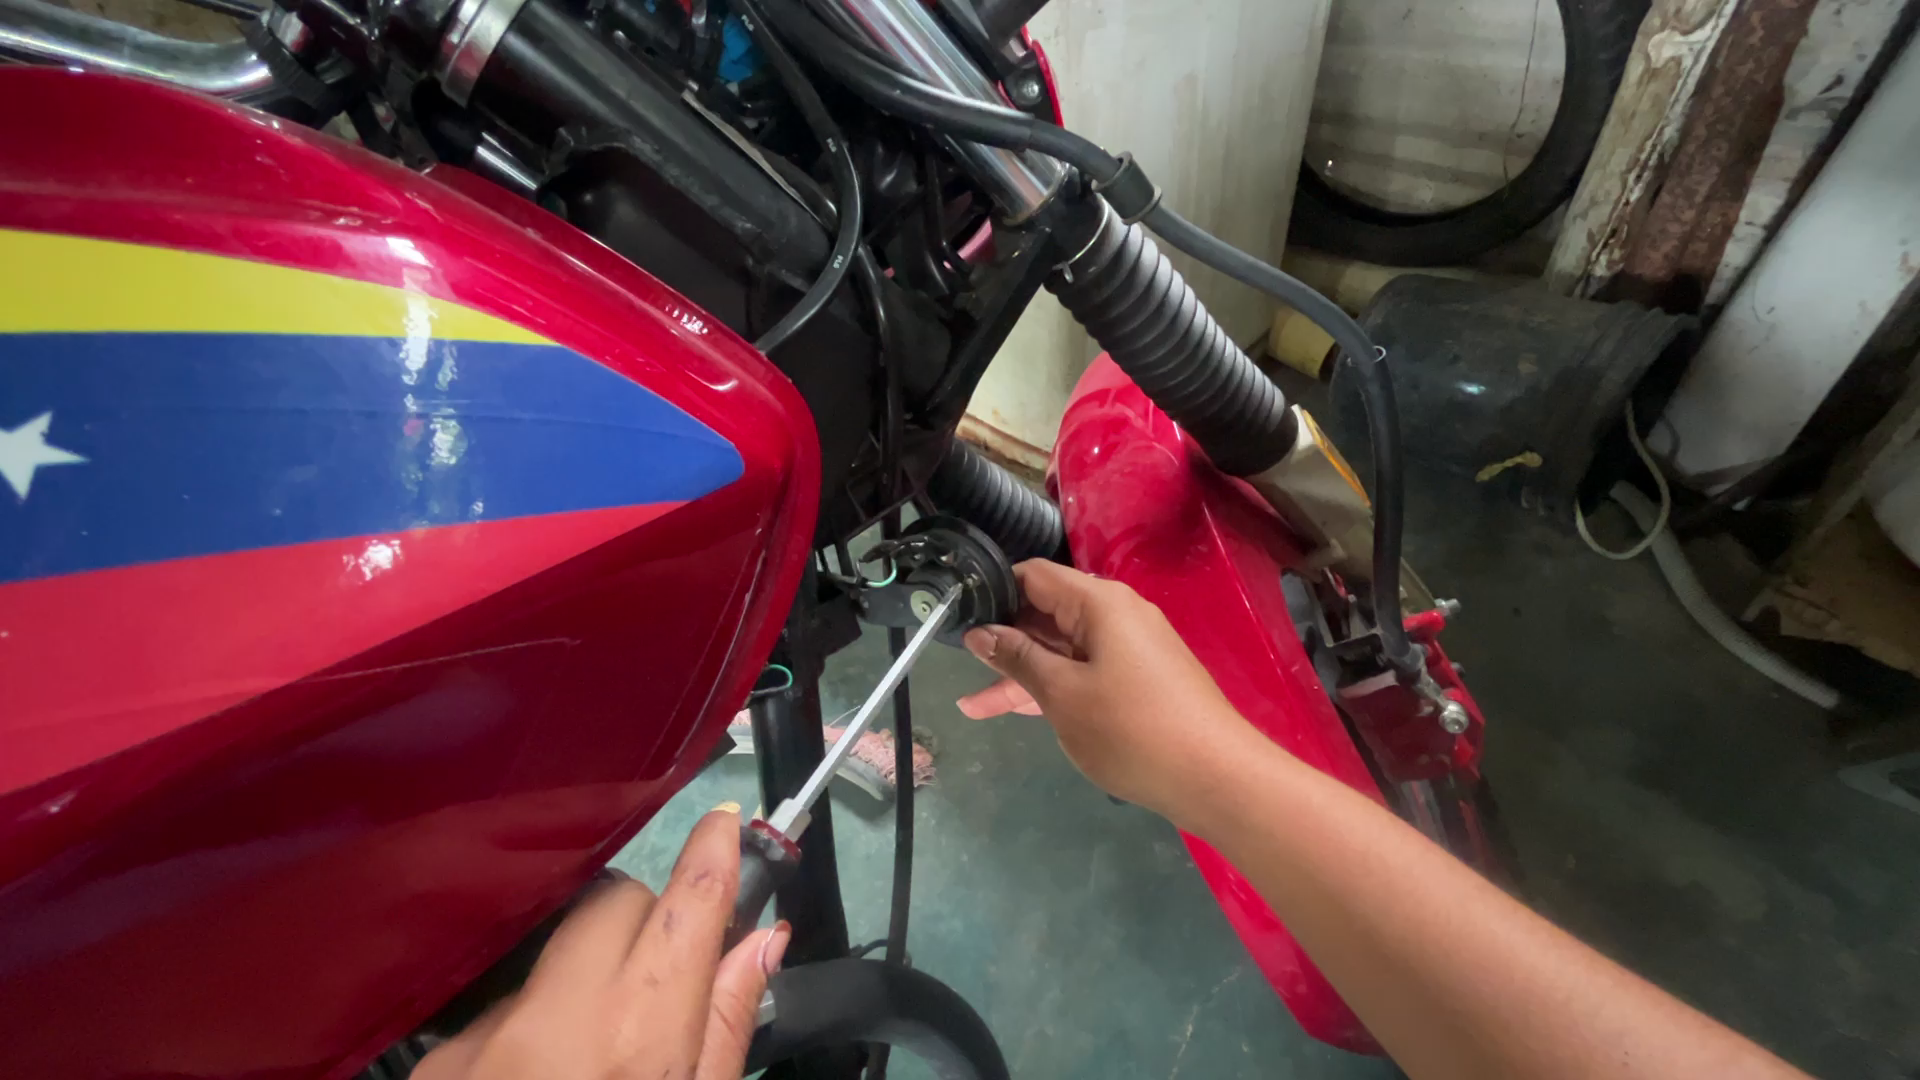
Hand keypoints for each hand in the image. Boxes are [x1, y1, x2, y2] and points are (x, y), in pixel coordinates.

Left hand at [415, 810, 789, 1079]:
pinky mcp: (433, 1068)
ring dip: (586, 973)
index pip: (687, 907)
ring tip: (586, 1055)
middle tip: (662, 967)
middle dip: (648, 913)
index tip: (724, 819)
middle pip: (615, 902)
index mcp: (636, 1039)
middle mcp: (554, 1020)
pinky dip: (532, 1024)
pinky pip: (502, 1008)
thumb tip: (763, 941)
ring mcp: (481, 1042)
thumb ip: (724, 1026)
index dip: (712, 851)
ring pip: (555, 953)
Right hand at [956, 560, 1258, 821]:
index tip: (957, 616)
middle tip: (959, 665)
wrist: (1217, 779)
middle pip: (1046, 613)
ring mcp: (1129, 648)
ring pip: (1061, 649)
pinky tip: (1015, 710)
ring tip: (973, 703)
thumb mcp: (1062, 694)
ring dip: (1022, 673)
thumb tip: (979, 632)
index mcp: (1098, 602)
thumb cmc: (1132, 729)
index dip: (993, 592)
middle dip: (1003, 640)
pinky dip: (1052, 687)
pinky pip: (1083, 671)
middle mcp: (1115, 614)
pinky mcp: (1137, 679)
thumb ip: (1018, 658)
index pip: (1032, 575)